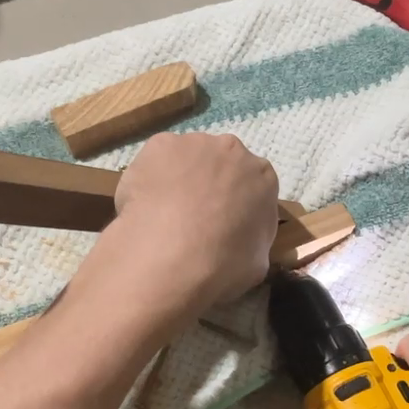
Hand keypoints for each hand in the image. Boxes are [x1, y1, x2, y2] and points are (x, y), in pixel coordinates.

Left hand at [107, 132, 278, 312]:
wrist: (173, 258)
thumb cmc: (224, 265)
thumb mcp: (257, 261)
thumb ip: (254, 238)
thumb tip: (242, 239)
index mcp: (263, 177)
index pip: (253, 184)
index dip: (236, 203)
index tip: (223, 222)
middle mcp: (233, 150)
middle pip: (221, 163)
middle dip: (209, 184)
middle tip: (192, 218)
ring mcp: (195, 144)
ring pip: (187, 159)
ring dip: (179, 179)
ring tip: (163, 214)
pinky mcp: (160, 145)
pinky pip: (156, 161)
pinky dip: (151, 178)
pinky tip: (145, 205)